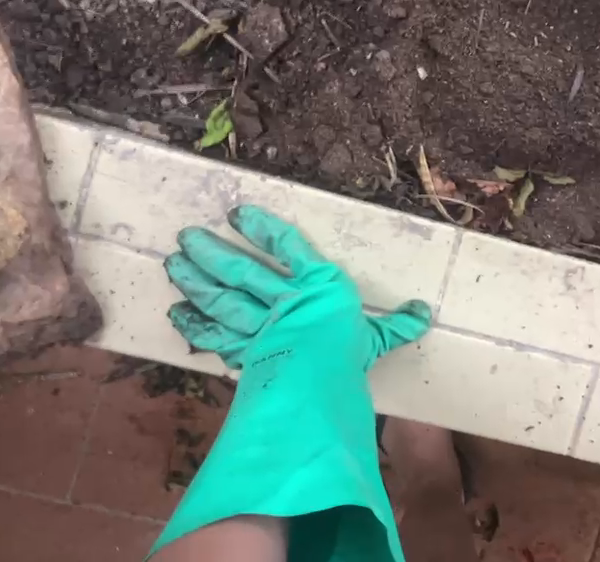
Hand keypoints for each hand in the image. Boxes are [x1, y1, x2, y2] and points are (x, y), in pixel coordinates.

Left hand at [152, 206, 432, 559]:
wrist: (317, 385)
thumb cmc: (348, 354)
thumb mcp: (375, 338)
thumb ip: (395, 326)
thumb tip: (425, 314)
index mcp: (318, 285)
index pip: (288, 247)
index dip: (262, 228)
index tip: (237, 213)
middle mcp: (284, 299)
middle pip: (242, 272)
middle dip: (213, 254)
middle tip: (185, 237)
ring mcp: (259, 326)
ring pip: (223, 299)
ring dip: (197, 282)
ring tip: (174, 264)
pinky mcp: (247, 353)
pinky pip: (218, 335)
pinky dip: (198, 325)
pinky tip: (179, 314)